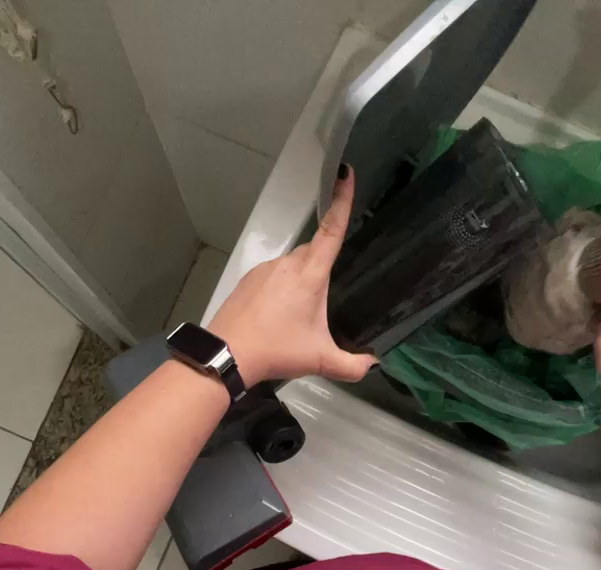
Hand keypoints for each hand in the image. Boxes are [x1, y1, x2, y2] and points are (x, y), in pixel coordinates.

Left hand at [207, 169, 377, 386]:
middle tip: (324, 300)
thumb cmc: (276, 350)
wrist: (228, 354)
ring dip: (301, 283)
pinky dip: (281, 291)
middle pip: (314, 251)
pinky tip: (278, 318)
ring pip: (293, 266)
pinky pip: (273, 276)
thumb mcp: (320, 361)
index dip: (342, 201)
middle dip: (323, 268)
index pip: (332, 230)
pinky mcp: (249, 279)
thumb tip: (371, 365)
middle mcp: (288, 264)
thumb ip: (352, 365)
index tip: (346, 174)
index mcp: (310, 275)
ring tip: (298, 319)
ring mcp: (265, 269)